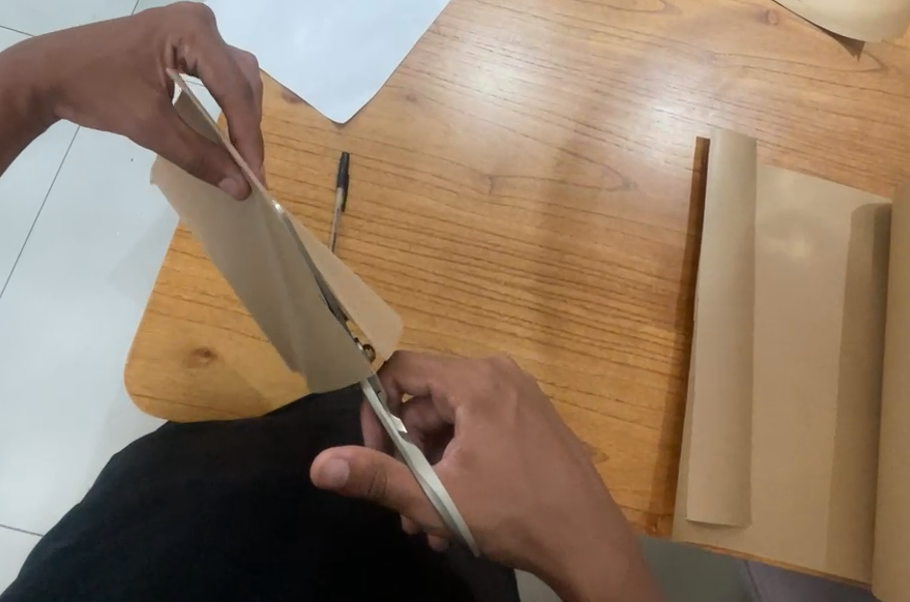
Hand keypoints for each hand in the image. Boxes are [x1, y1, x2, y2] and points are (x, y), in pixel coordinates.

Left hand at [0, 3, 263, 197]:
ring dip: (239, 112)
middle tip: (249, 168)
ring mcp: (191, 26)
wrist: (43, 73)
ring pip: (233, 74)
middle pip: (241, 78)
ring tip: (239, 153)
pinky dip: (223, 100)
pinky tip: (222, 128)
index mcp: (194, 30)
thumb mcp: (147, 126)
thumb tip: (240, 188)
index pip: (235, 88)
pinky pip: (215, 70)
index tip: (256, 176)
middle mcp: (199, 20)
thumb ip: (198, 155)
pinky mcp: (180, 37)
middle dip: (246, 124)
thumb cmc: (93, 92)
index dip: (248, 135)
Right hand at [309, 352, 661, 601]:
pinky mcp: (531, 414)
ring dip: (434, 469)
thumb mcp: (437, 498)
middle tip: (405, 507)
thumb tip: (319, 465)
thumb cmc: (513, 512)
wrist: (589, 540)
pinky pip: (480, 425)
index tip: (376, 454)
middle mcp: (496, 373)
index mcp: (474, 380)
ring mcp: (519, 392)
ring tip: (432, 523)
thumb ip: (377, 478)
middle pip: (427, 399)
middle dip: (410, 455)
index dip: (377, 409)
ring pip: (454, 420)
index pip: (402, 368)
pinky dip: (462, 461)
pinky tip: (460, 512)